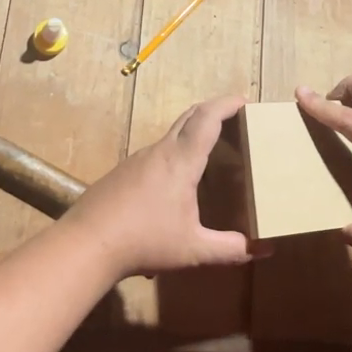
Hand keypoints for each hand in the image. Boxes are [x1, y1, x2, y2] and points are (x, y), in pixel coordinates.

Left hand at [59, 95, 264, 278]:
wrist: (86, 244)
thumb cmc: (144, 241)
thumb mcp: (194, 250)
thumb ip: (232, 249)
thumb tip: (266, 250)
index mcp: (181, 161)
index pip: (207, 119)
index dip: (226, 104)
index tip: (244, 100)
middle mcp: (159, 152)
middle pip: (189, 117)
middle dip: (213, 110)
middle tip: (234, 118)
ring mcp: (137, 160)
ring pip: (170, 135)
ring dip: (192, 133)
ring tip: (210, 150)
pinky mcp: (122, 172)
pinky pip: (155, 153)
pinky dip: (174, 153)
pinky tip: (177, 181)